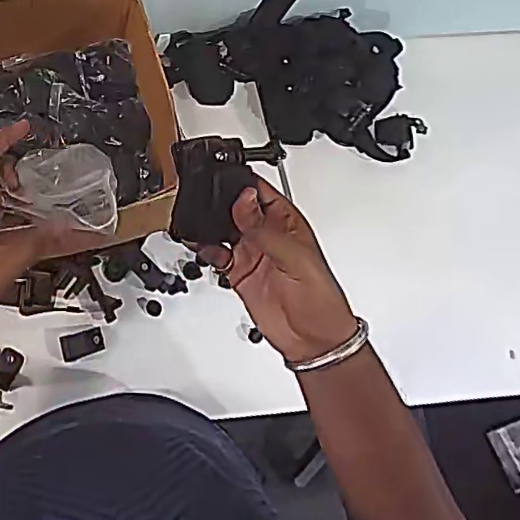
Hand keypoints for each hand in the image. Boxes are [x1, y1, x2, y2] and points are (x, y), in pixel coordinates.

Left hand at [0, 119, 98, 340]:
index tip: (23, 127)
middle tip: (34, 167)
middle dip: (11, 163)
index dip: (4, 139)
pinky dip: (10, 210)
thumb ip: (40, 241)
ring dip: (11, 188)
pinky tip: (26, 224)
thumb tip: (66, 226)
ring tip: (34, 195)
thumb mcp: (8, 263)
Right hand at [198, 178, 358, 363]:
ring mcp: (252, 252)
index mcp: (284, 221)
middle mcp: (266, 233)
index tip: (220, 178)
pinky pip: (217, 254)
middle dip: (218, 202)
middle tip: (203, 203)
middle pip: (235, 206)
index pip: (258, 190)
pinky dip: (206, 249)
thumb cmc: (321, 297)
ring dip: (209, 224)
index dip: (240, 182)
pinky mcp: (239, 272)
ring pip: (222, 228)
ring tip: (198, 223)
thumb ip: (265, 230)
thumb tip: (244, 199)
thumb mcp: (295, 258)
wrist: (314, 341)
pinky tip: (203, 247)